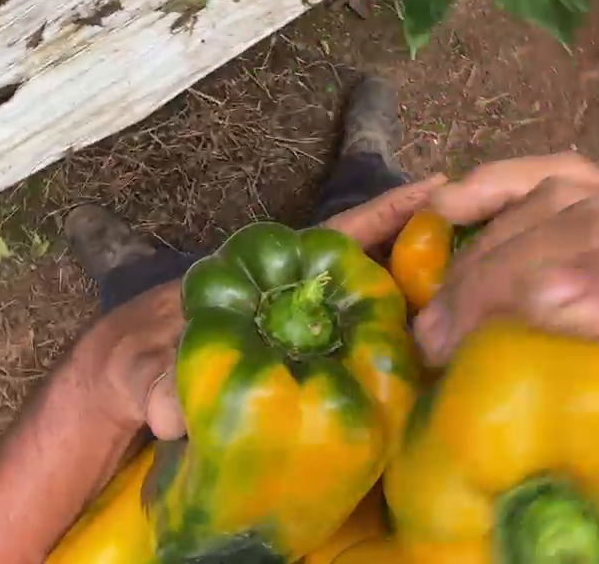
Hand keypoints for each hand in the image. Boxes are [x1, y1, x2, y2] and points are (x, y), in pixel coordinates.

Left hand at [74, 175, 445, 440]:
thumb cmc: (132, 359)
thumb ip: (154, 382)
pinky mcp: (293, 366)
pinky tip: (417, 363)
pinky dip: (384, 347)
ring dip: (409, 301)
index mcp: (264, 275)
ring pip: (362, 305)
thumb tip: (173, 411)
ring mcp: (294, 330)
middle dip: (417, 253)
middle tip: (477, 252)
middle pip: (365, 265)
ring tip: (466, 303)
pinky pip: (350, 349)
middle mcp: (288, 297)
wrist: (121, 383)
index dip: (385, 213)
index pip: (335, 236)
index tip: (436, 187)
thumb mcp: (138, 366)